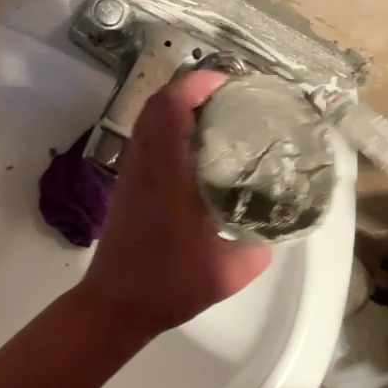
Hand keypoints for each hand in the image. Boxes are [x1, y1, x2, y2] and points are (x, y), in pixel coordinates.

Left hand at [75, 71, 272, 336]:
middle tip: (228, 95)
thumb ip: (255, 249)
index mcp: (166, 170)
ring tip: (215, 114)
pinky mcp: (127, 183)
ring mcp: (131, 171)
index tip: (229, 82)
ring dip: (178, 106)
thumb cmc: (167, 284)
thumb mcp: (225, 272)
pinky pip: (146, 137)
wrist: (114, 305)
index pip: (172, 106)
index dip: (198, 84)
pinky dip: (168, 126)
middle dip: (192, 88)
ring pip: (149, 118)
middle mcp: (144, 161)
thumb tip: (272, 233)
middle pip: (158, 103)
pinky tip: (195, 147)